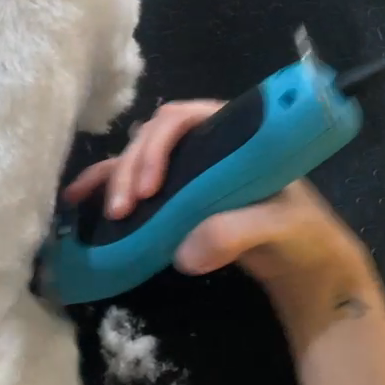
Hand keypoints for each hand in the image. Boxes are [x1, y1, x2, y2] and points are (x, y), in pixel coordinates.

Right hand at [62, 102, 377, 320]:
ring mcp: (186, 168)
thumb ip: (236, 232)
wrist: (305, 264)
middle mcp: (203, 142)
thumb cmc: (302, 233)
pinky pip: (134, 183)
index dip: (157, 146)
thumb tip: (181, 253)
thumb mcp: (280, 227)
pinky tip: (79, 199)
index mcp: (232, 131)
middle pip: (151, 138)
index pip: (182, 119)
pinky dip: (105, 187)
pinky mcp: (174, 194)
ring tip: (104, 212)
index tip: (149, 187)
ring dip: (115, 179)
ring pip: (137, 158)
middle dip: (131, 169)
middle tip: (122, 211)